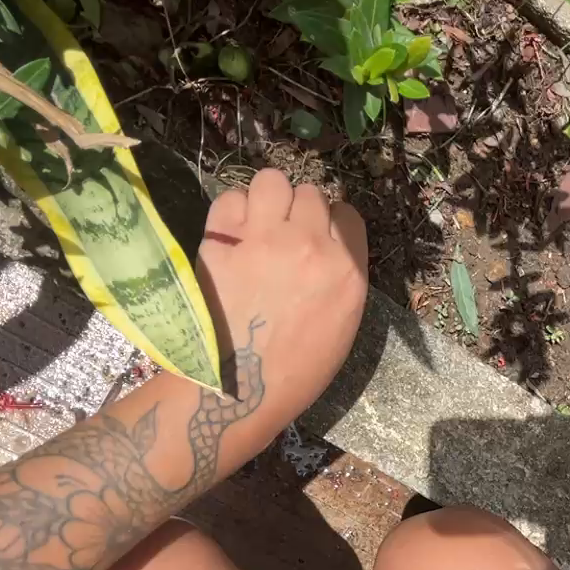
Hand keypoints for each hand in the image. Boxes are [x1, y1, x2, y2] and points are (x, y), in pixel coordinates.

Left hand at [196, 169, 367, 428]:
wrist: (242, 388)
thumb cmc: (300, 369)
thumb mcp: (344, 324)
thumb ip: (341, 276)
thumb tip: (327, 247)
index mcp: (347, 271)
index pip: (348, 215)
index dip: (332, 223)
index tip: (320, 239)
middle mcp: (310, 246)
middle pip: (310, 193)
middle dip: (300, 211)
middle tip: (285, 237)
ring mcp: (263, 239)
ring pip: (272, 181)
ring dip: (268, 199)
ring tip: (259, 226)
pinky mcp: (221, 239)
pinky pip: (232, 198)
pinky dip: (234, 212)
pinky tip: (233, 237)